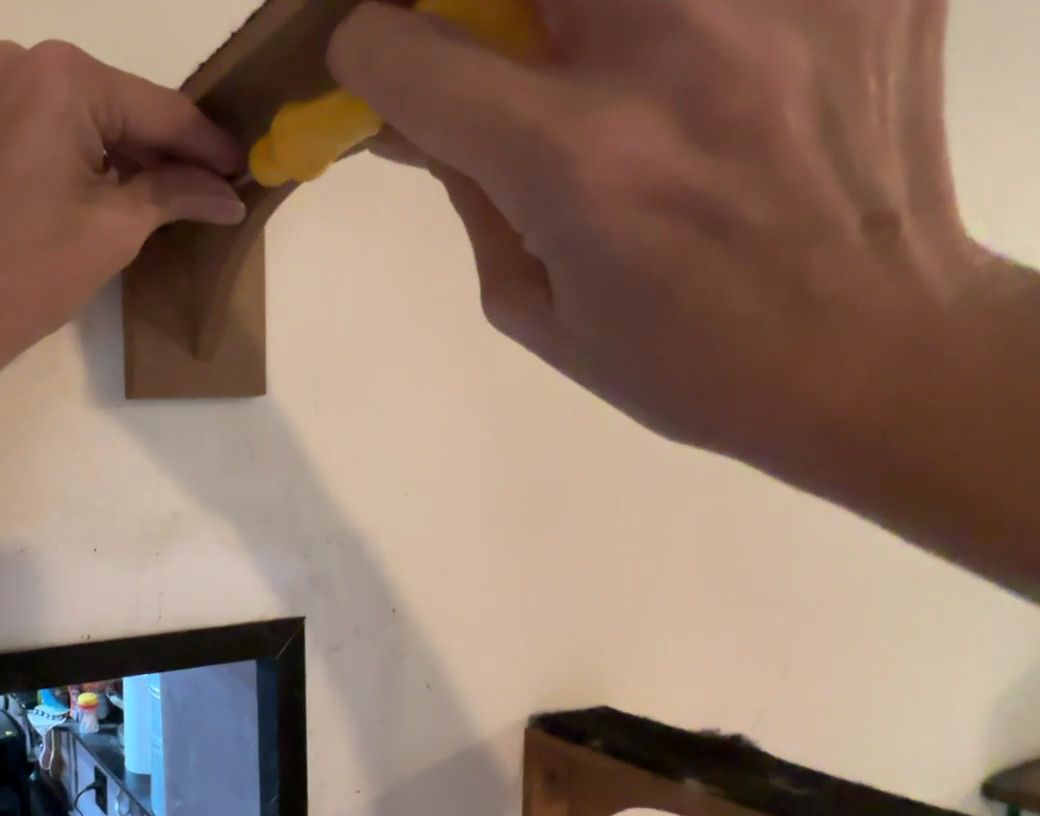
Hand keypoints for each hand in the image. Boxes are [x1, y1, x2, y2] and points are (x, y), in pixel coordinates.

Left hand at [0, 41, 245, 376]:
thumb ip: (176, 194)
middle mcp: (14, 64)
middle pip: (111, 106)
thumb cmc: (30, 273)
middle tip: (205, 185)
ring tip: (158, 193)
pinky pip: (33, 129)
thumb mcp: (115, 230)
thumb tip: (228, 193)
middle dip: (157, 149)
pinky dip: (68, 154)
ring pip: (72, 116)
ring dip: (114, 152)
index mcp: (58, 76)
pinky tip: (95, 189)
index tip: (242, 166)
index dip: (204, 143)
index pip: (154, 109)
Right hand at [329, 0, 990, 458]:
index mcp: (577, 160)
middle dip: (475, 5)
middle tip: (491, 54)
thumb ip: (464, 190)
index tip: (372, 65)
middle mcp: (677, 48)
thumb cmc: (672, 356)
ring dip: (570, 18)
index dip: (369, 52)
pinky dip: (674, 22)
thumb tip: (404, 119)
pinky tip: (695, 64)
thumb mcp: (527, 299)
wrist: (872, 351)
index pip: (416, 57)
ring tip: (593, 68)